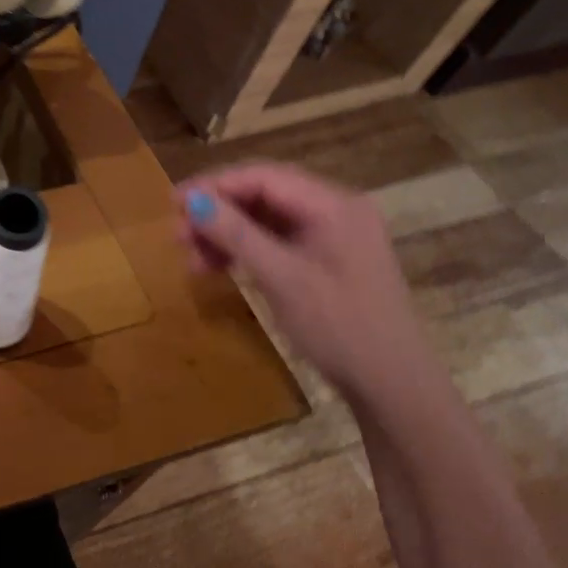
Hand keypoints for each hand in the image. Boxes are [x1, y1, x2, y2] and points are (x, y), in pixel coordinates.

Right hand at [177, 164, 436, 399]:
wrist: (395, 390)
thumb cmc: (341, 328)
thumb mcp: (282, 278)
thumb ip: (235, 233)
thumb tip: (189, 200)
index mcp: (333, 204)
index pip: (262, 176)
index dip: (214, 185)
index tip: (173, 203)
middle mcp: (334, 210)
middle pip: (261, 194)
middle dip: (217, 212)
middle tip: (178, 236)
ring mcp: (331, 236)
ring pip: (264, 219)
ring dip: (225, 234)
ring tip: (192, 260)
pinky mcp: (325, 261)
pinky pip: (275, 241)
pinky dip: (244, 251)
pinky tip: (218, 268)